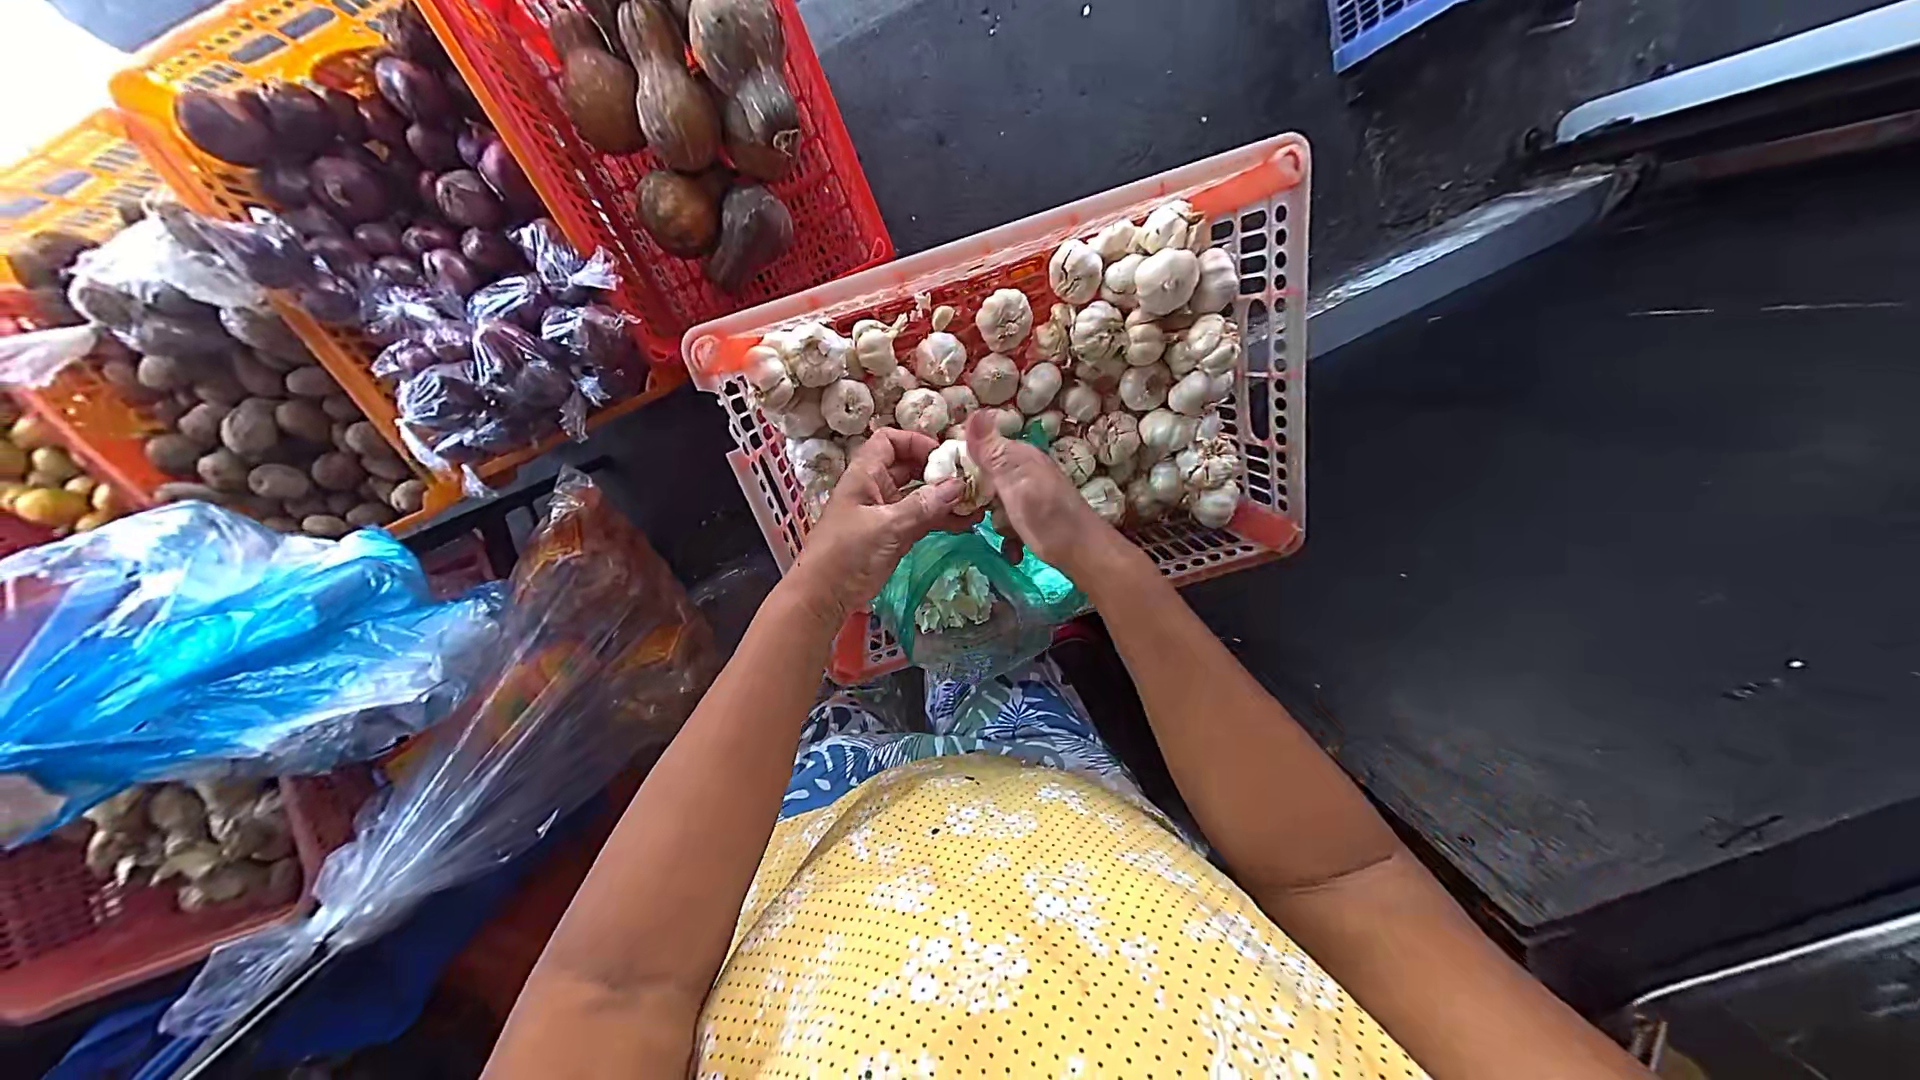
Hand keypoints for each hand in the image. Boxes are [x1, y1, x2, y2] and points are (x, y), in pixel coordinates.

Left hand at [784, 429, 970, 624]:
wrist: (824, 596)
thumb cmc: (846, 553)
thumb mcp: (885, 525)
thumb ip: (923, 505)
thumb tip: (958, 486)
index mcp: (865, 475)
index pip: (889, 441)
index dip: (915, 441)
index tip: (943, 456)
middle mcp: (877, 489)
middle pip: (911, 467)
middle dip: (939, 471)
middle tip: (970, 478)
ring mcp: (888, 513)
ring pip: (921, 495)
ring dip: (946, 497)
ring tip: (977, 502)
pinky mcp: (897, 536)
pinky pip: (924, 520)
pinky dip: (943, 519)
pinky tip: (967, 522)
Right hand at [964, 411, 1114, 577]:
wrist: (1083, 552)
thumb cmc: (1047, 516)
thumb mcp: (1016, 482)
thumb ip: (993, 452)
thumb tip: (974, 411)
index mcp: (1017, 456)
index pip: (977, 450)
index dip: (960, 468)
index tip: (947, 488)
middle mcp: (1023, 470)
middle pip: (984, 480)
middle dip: (976, 501)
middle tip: (973, 518)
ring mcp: (1028, 494)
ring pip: (994, 504)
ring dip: (995, 523)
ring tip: (1002, 535)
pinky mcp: (1033, 516)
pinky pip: (1009, 522)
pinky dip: (1009, 539)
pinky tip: (1014, 550)